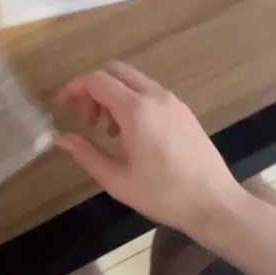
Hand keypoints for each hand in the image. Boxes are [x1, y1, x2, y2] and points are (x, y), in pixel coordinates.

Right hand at [55, 61, 247, 236]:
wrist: (214, 203)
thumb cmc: (163, 195)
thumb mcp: (118, 180)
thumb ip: (87, 154)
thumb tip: (62, 138)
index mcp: (136, 110)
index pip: (96, 81)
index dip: (73, 89)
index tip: (61, 107)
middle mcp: (155, 96)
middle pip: (115, 71)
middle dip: (93, 89)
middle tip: (87, 121)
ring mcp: (173, 101)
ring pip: (133, 80)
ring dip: (113, 96)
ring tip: (109, 132)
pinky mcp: (183, 110)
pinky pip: (150, 92)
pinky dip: (132, 101)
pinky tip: (133, 134)